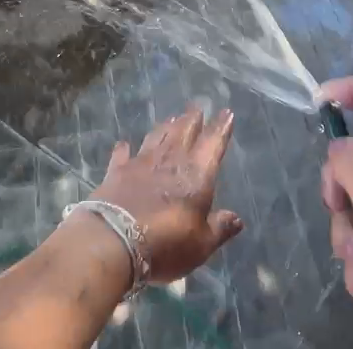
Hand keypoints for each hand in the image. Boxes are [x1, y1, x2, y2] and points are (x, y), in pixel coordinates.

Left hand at [89, 107, 245, 282]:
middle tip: (197, 107)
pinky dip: (124, 149)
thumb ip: (220, 228)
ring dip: (165, 126)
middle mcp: (171, 160)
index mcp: (196, 174)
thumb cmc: (166, 243)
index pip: (213, 143)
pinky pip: (123, 154)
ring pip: (157, 136)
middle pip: (184, 131)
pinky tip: (124, 144)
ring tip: (172, 118)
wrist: (114, 240)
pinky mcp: (117, 171)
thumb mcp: (201, 244)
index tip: (227, 113)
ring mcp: (142, 162)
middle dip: (192, 119)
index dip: (221, 127)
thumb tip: (237, 219)